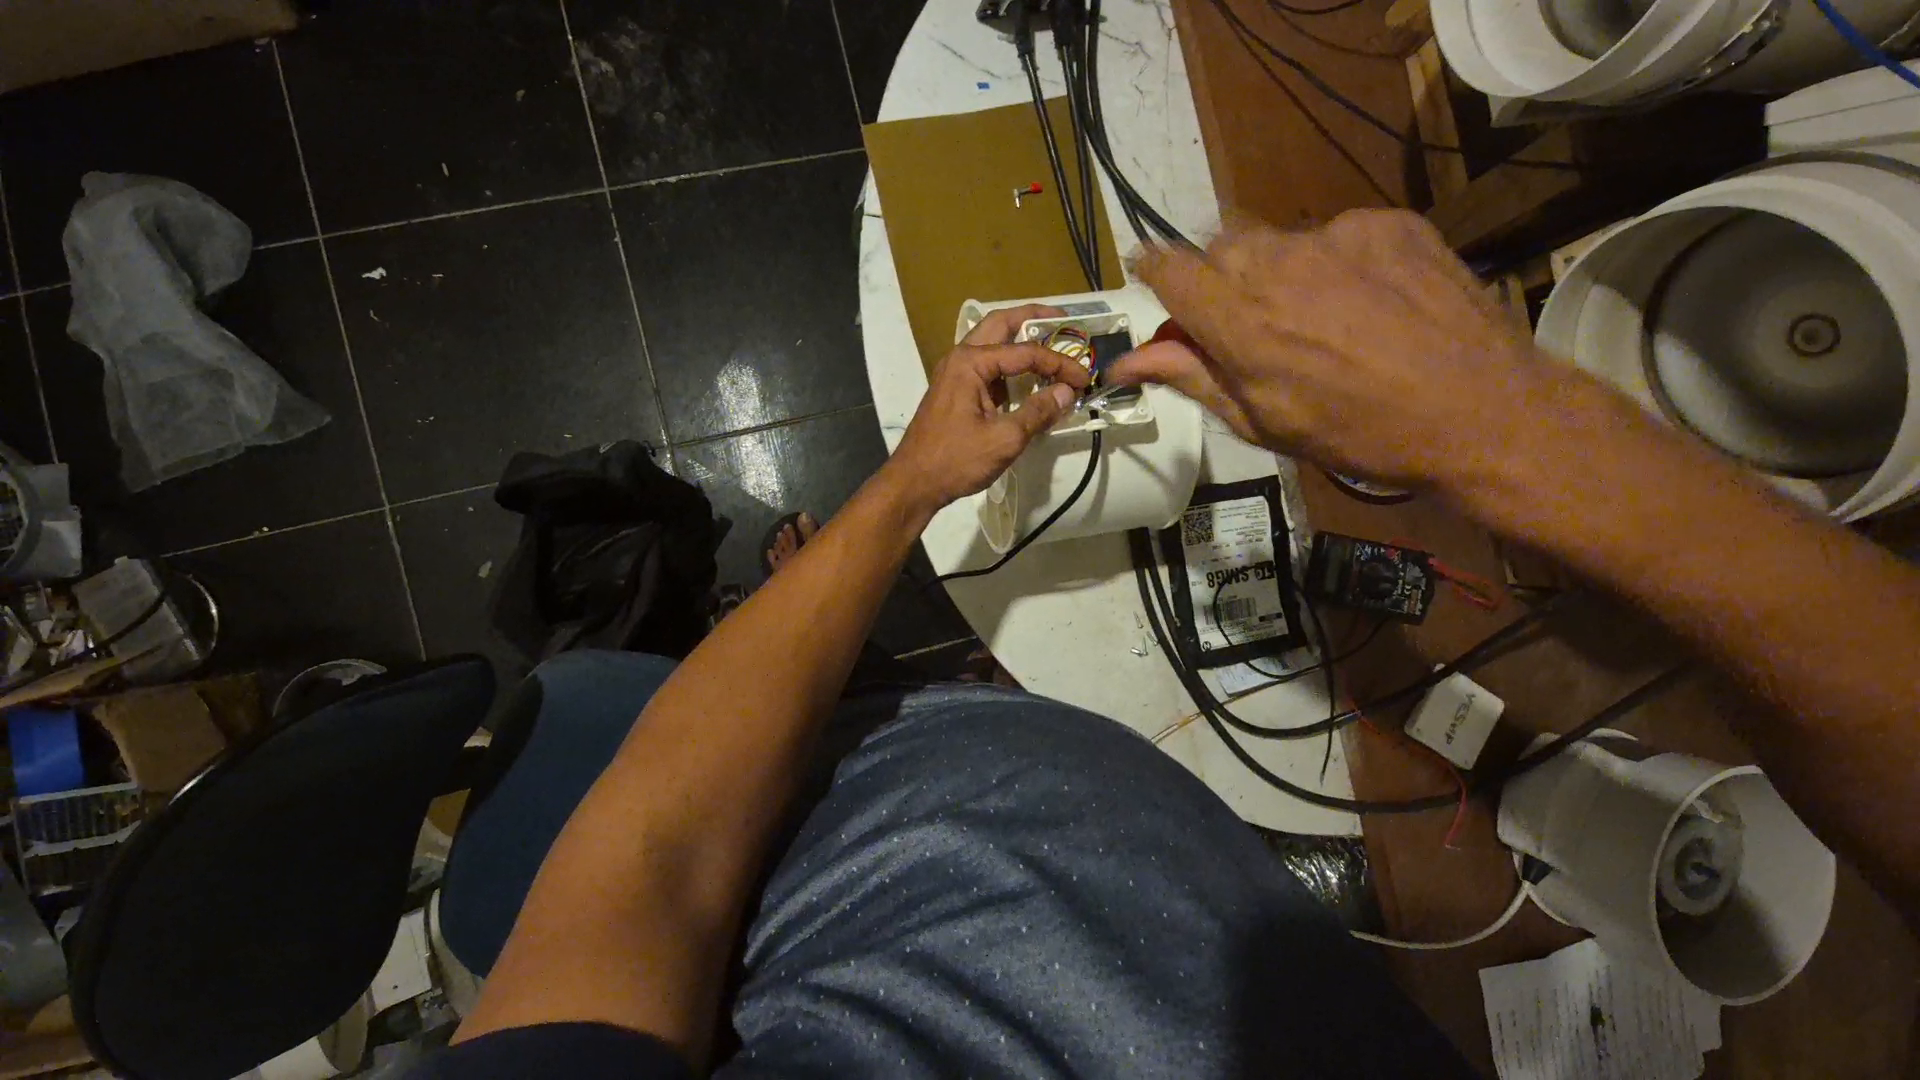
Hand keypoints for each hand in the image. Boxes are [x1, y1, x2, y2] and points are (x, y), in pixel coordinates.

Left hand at [883, 303, 1091, 513]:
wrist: (914, 483)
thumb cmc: (955, 460)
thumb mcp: (1004, 439)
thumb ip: (1038, 412)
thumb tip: (1068, 393)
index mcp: (970, 362)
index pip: (1025, 352)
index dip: (1059, 362)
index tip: (1084, 378)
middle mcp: (961, 359)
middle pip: (1001, 325)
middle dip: (1034, 319)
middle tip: (1065, 321)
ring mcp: (956, 374)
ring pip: (993, 344)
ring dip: (1022, 341)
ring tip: (1053, 345)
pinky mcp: (957, 392)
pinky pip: (989, 368)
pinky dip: (1012, 367)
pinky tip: (1031, 379)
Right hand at [1108, 209, 1579, 498]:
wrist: (1481, 410)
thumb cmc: (1357, 434)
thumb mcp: (1262, 421)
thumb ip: (1191, 377)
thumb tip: (1125, 361)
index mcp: (1239, 321)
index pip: (1168, 268)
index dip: (1154, 271)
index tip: (1156, 282)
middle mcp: (1277, 264)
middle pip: (1219, 249)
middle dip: (1219, 280)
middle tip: (1248, 324)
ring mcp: (1335, 236)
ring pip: (1277, 240)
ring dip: (1276, 272)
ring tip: (1319, 317)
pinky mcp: (1386, 222)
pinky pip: (1335, 235)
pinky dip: (1334, 263)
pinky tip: (1368, 302)